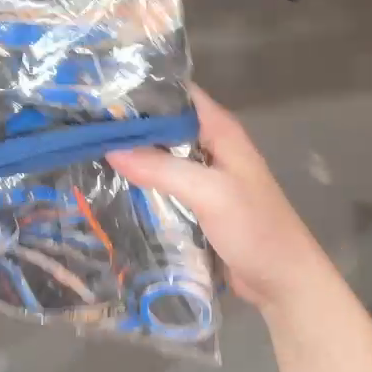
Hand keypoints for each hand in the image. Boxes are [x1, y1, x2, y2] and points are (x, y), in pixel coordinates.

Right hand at [107, 84, 328, 308]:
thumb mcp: (209, 193)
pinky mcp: (196, 198)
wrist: (285, 285)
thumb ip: (161, 168)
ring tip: (90, 140)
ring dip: (133, 148)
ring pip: (160, 150)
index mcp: (219, 127)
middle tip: (86, 116)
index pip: (176, 92)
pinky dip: (141, 175)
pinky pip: (162, 177)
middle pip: (164, 120)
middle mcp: (210, 142)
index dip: (142, 87)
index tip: (102, 88)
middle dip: (130, 119)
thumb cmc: (255, 228)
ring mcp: (203, 172)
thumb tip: (110, 147)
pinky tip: (111, 175)